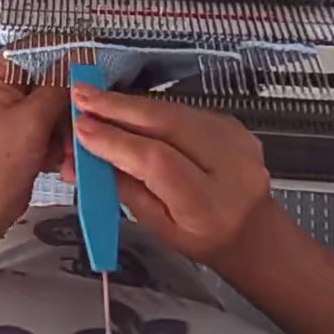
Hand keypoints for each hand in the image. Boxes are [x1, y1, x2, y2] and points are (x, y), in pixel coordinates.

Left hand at [0, 60, 68, 244]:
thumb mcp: (32, 118)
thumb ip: (58, 86)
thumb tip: (77, 61)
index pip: (35, 50)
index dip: (65, 55)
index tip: (90, 63)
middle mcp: (4, 91)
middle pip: (50, 82)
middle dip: (68, 104)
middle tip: (81, 117)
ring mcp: (16, 115)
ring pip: (56, 108)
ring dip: (67, 129)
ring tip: (66, 149)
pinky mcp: (26, 136)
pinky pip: (53, 129)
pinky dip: (61, 144)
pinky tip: (61, 160)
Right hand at [65, 85, 273, 263]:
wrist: (251, 229)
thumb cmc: (201, 237)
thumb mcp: (157, 226)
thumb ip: (123, 187)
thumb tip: (82, 156)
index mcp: (210, 206)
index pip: (157, 162)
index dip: (116, 140)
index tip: (81, 127)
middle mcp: (231, 168)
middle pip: (168, 124)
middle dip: (118, 107)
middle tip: (82, 96)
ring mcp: (236, 140)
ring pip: (173, 110)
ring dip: (130, 103)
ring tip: (95, 98)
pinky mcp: (233, 123)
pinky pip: (182, 109)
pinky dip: (150, 108)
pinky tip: (126, 106)